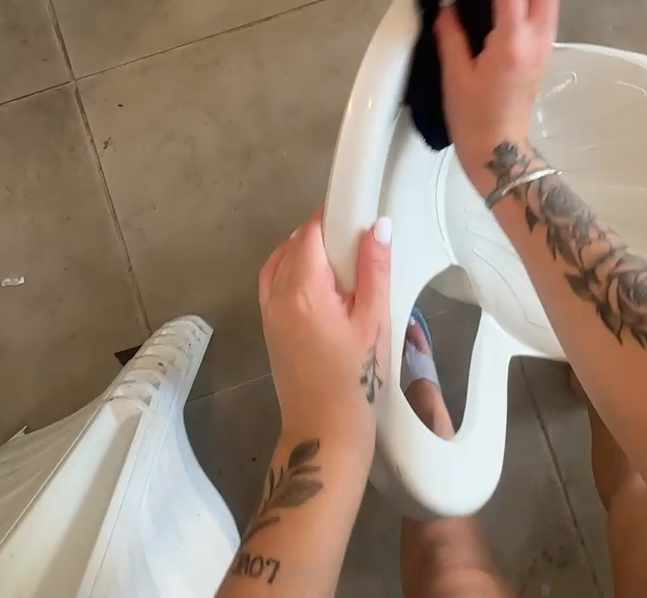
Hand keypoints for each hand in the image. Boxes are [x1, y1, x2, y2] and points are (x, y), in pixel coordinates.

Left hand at [258, 210, 392, 442]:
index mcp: (303, 290)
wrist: (325, 431)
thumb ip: (374, 269)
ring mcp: (268, 312)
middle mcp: (278, 295)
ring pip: (281, 260)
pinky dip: (292, 269)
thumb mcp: (374, 321)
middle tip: (357, 244)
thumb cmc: (356, 378)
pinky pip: (274, 281)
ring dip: (306, 251)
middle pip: (295, 244)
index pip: (310, 232)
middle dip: (323, 234)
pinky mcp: (269, 326)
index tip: (356, 214)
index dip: (331, 217)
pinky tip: (320, 282)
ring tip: (342, 263)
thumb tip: (377, 224)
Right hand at [434, 0, 561, 178]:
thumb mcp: (454, 74)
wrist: (499, 150)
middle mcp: (537, 41)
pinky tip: (495, 13)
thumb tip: (448, 6)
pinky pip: (541, 15)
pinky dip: (523, 3)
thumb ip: (451, 34)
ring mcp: (544, 48)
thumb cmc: (473, 117)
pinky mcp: (542, 56)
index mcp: (513, 44)